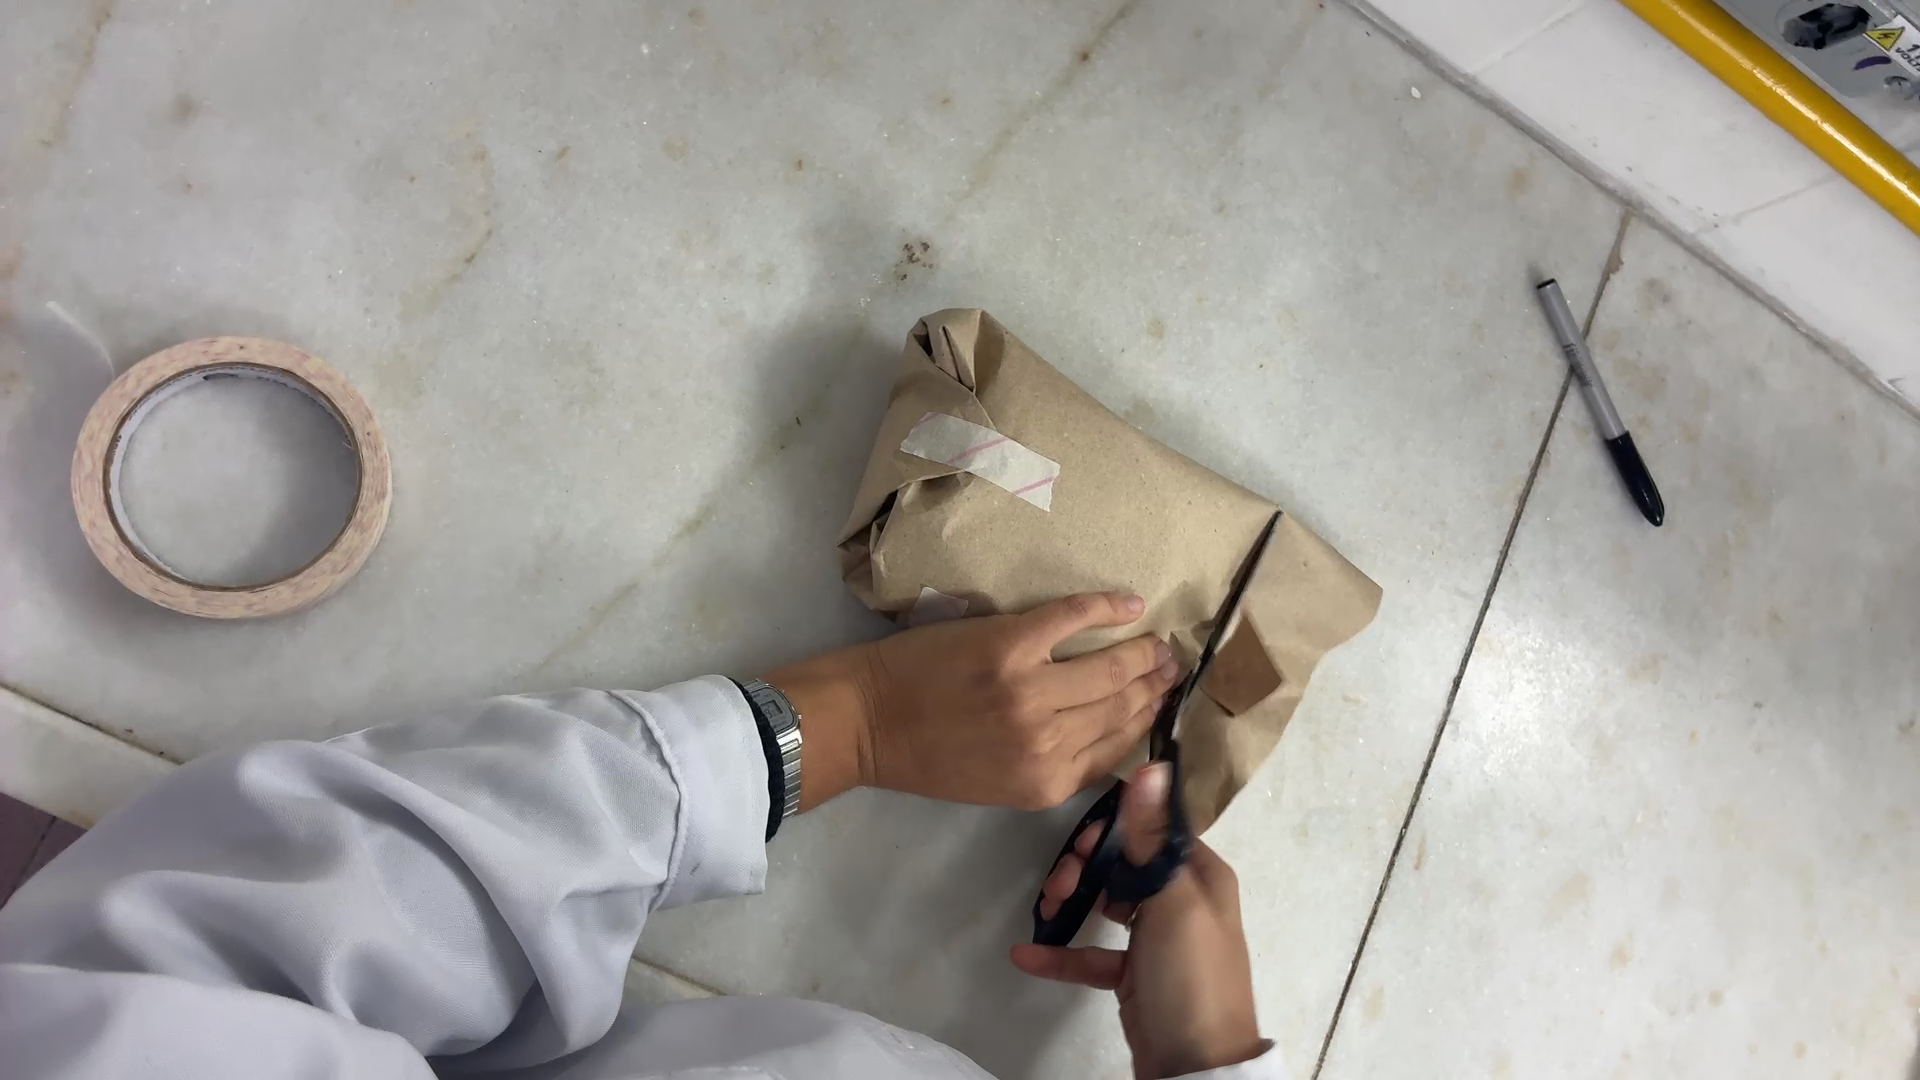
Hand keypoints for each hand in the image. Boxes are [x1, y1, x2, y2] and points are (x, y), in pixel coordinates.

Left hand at [764, 592, 1179, 810]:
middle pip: (1122, 705)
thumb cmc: (927, 757)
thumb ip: (1055, 767)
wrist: (866, 722)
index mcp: (1047, 781)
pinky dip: (1106, 608)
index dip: (1147, 721)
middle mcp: (1048, 739)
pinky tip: (1130, 603)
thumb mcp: (999, 785)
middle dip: (1155, 684)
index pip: (1119, 747)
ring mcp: (1030, 689)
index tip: (1164, 700)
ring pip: (1108, 667)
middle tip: (1173, 665)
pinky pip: (1073, 617)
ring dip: (1142, 652)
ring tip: (1161, 641)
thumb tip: (1107, 739)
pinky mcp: (1010, 643)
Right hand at [1010, 763, 1265, 1079]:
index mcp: (1200, 875)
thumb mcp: (1170, 901)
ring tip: (1046, 904)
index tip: (1084, 836)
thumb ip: (1151, 836)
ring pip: (1106, 903)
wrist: (1196, 1074)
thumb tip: (1152, 768)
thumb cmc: (1189, 976)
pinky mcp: (1134, 976)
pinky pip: (1094, 955)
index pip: (1155, 829)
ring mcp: (1158, 939)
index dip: (1117, 826)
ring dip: (1073, 899)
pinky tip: (1027, 953)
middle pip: (1125, 863)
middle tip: (1062, 876)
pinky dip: (1063, 953)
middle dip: (1087, 865)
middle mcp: (1182, 900)